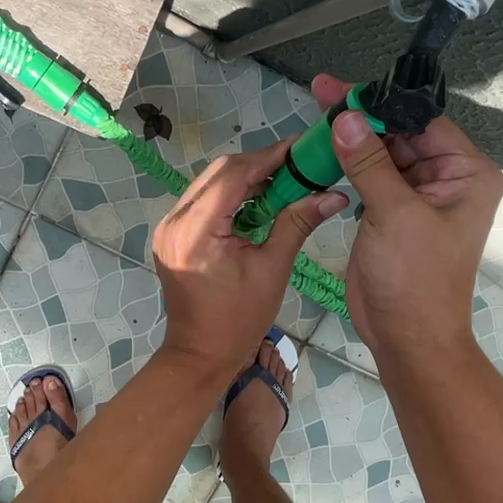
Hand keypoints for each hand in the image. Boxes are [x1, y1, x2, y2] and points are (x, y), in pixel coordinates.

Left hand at [151, 137, 348, 376]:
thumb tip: (334, 193)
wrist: (200, 354)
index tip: (302, 148)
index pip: (233, 175)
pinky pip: (202, 201)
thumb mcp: (272, 269)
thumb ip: (296, 224)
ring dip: (245, 179)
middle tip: (297, 165)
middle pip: (217, 173)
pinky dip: (230, 196)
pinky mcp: (172, 235)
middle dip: (258, 165)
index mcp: (195, 230)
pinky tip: (259, 201)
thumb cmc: (237, 320)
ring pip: (209, 184)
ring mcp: (168, 228)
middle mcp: (173, 221)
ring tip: (284, 181)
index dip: (269, 157)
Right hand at [318, 73, 502, 359]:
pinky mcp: (388, 215)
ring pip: (380, 155)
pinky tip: (321, 153)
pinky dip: (346, 166)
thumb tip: (345, 117)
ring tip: (314, 120)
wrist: (406, 336)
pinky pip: (368, 179)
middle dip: (362, 119)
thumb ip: (370, 163)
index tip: (340, 88)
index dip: (381, 103)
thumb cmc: (415, 278)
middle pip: (399, 135)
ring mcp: (415, 197)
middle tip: (319, 95)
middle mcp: (444, 178)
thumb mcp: (395, 215)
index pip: (422, 122)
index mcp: (465, 173)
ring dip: (350, 141)